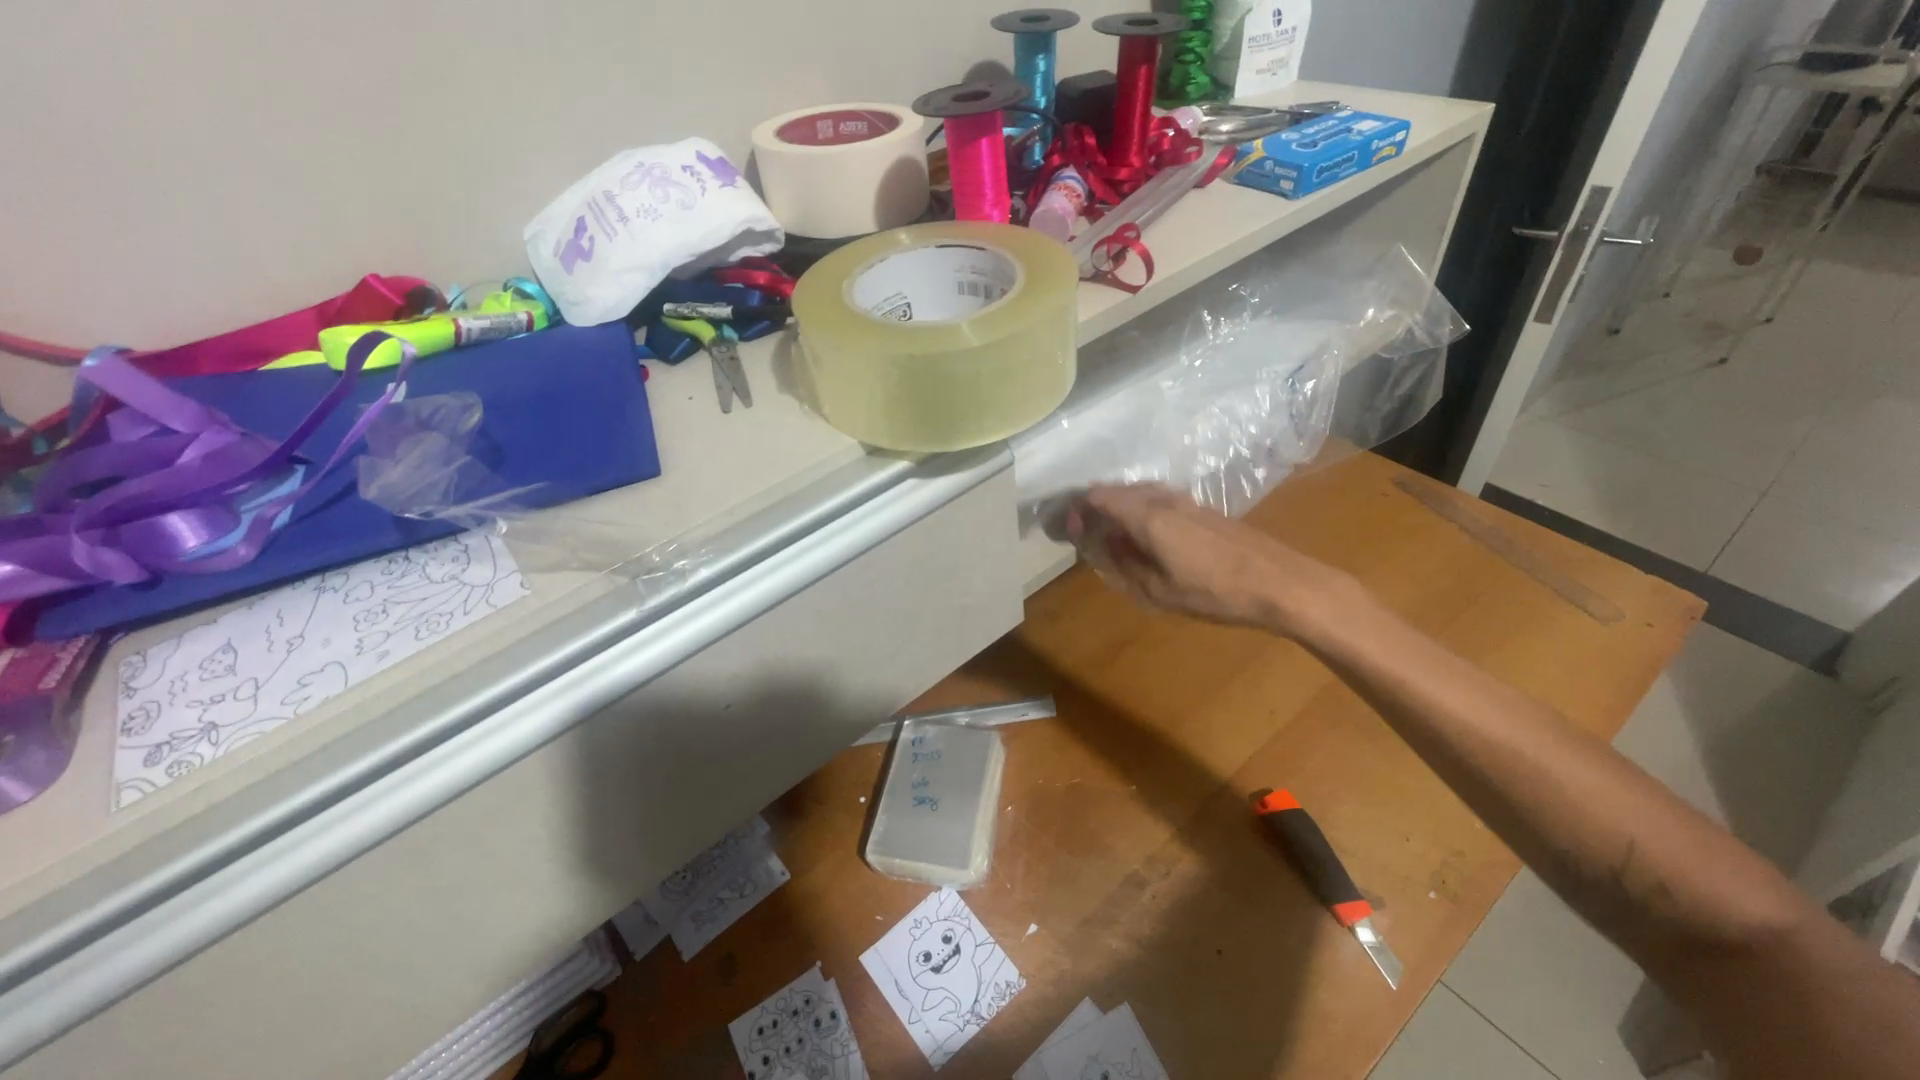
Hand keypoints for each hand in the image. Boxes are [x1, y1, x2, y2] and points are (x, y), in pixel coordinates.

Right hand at [1065, 485, 1351, 634]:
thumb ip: (1121, 565)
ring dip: (1118, 512)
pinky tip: (1146, 541)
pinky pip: (1158, 501)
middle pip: (1116, 491)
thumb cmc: (1214, 591)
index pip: (1096, 496)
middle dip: (1094, 510)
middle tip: (1084, 538)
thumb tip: (1099, 546)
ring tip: (1113, 542)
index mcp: (1146, 514)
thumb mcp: (1156, 590)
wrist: (1279, 583)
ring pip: (1138, 494)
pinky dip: (1140, 514)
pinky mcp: (1203, 509)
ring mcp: (1186, 500)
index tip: (1069, 534)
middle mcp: (1163, 498)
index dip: (1076, 510)